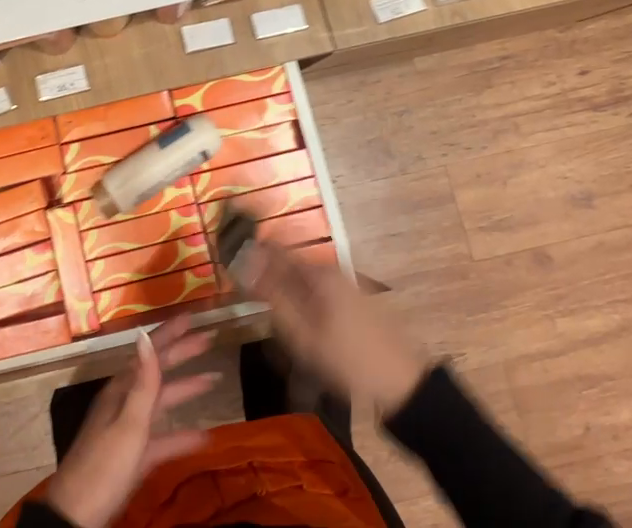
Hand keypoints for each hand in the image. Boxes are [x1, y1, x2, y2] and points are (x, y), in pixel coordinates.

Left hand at [45, 318, 219, 527]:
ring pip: (161, 401)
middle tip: (209, 338)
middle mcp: (123, 402)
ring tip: (214, 379)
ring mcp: (127, 429)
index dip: (170, 333)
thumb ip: (142, 382)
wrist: (77, 514)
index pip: (149, 352)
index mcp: (121, 391)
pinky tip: (204, 436)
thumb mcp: (128, 424)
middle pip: (156, 371)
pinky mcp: (132, 455)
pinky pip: (161, 437)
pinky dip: (181, 434)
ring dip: (185, 389)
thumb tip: (145, 334)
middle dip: (182, 353)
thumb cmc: (103, 466)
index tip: (192, 316)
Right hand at [234, 244, 424, 415]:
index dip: (248, 249)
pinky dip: (300, 301)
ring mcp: (344, 285)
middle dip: (264, 275)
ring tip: (269, 318)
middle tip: (247, 299)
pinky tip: (296, 325)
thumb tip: (242, 262)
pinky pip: (316, 291)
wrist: (404, 385)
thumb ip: (271, 295)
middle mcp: (331, 270)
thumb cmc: (349, 360)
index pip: (272, 247)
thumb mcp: (302, 334)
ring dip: (282, 291)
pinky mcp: (352, 301)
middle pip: (287, 263)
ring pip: (301, 279)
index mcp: (318, 272)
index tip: (227, 259)